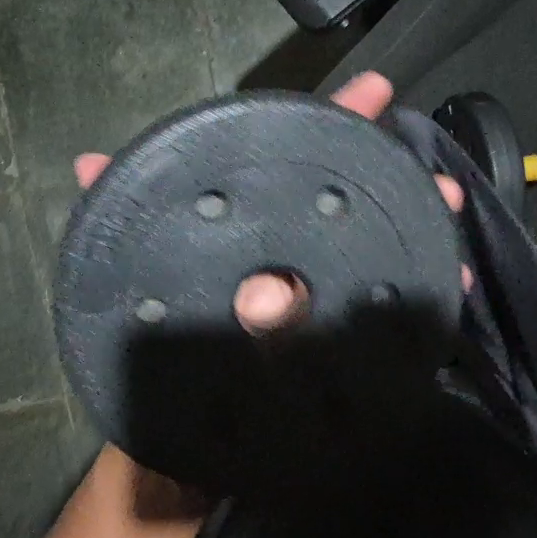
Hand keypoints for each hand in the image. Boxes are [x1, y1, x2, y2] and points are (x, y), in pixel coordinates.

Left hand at [72, 71, 468, 332]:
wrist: (168, 447)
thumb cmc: (147, 354)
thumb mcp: (133, 286)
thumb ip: (117, 226)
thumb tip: (89, 165)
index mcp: (245, 224)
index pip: (291, 156)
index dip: (332, 118)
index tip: (374, 90)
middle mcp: (289, 248)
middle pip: (350, 197)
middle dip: (396, 179)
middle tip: (437, 183)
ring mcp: (319, 294)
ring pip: (376, 247)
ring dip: (419, 231)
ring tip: (447, 223)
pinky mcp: (336, 337)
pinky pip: (382, 305)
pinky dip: (417, 291)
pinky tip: (446, 286)